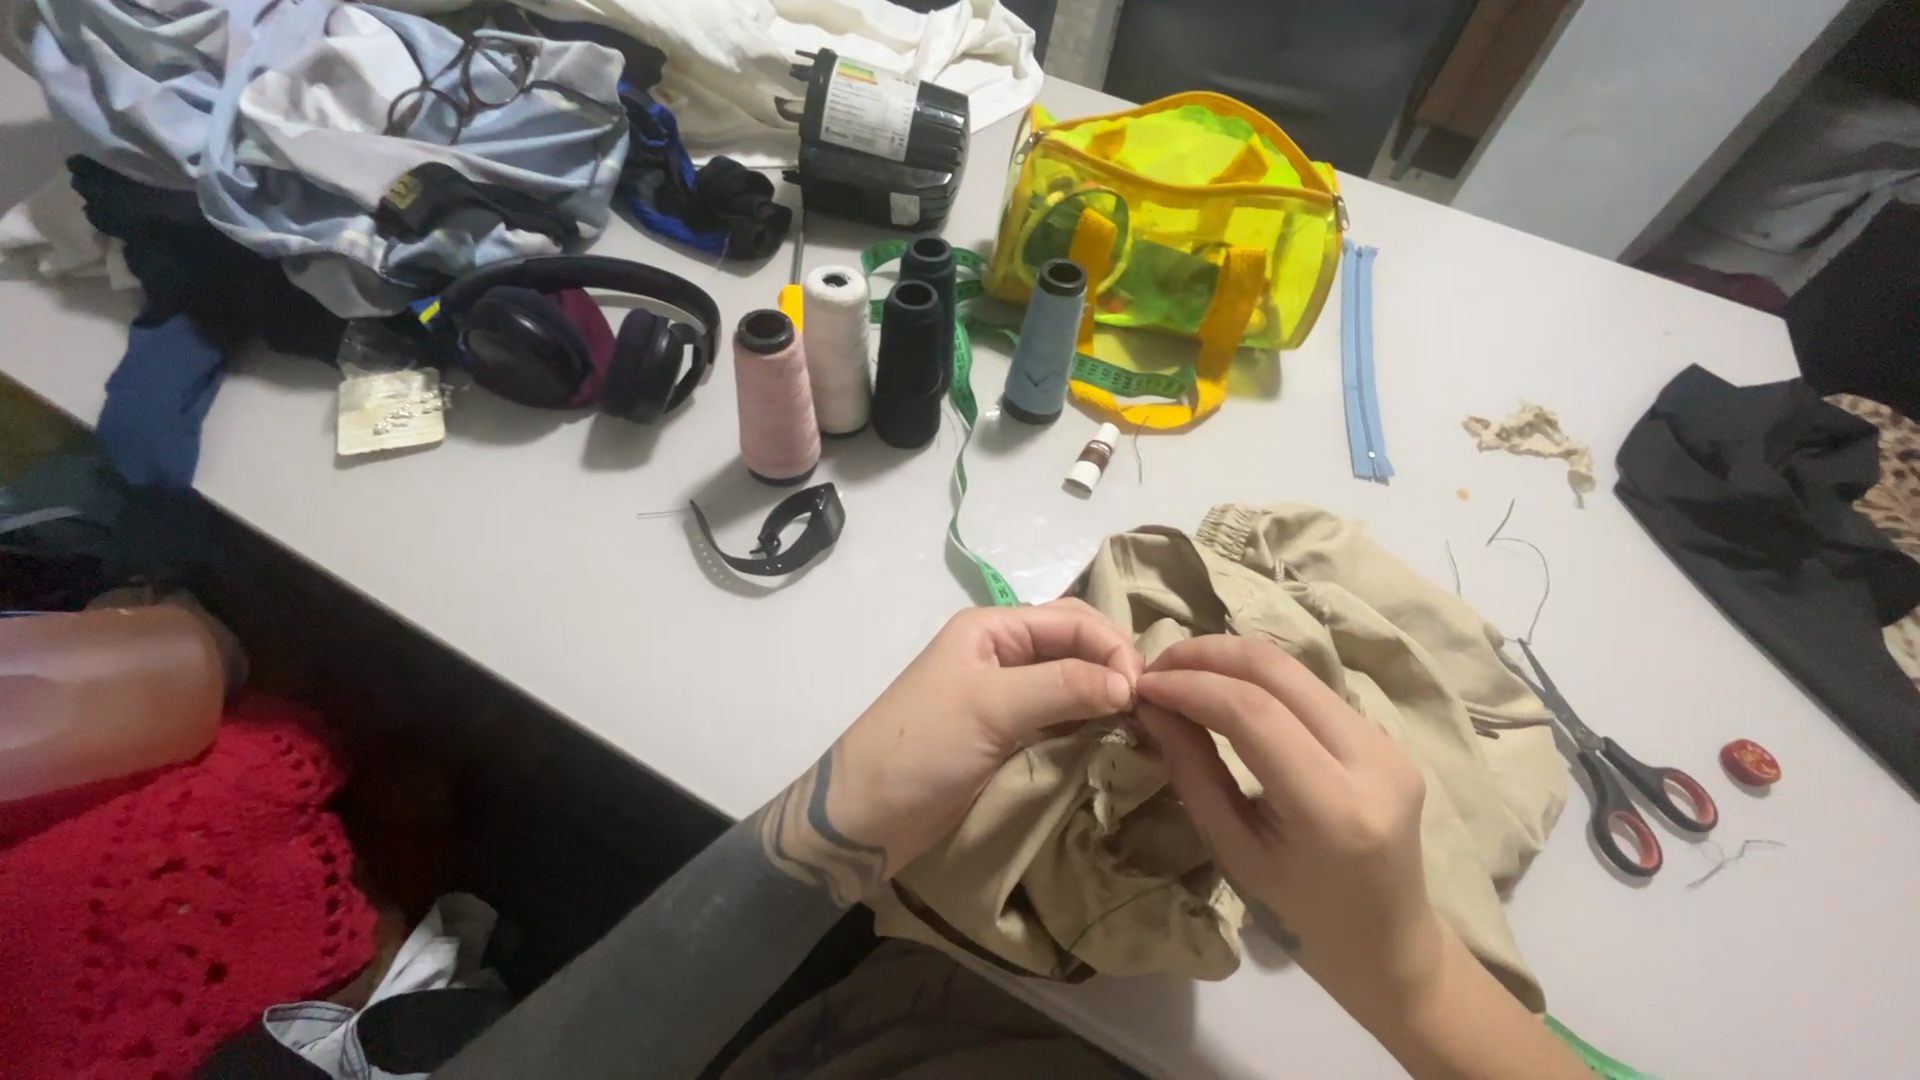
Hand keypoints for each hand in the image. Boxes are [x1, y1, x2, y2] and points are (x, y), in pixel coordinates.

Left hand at [759, 599, 1140, 905]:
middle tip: (1151, 705)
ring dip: (1105, 694)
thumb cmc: (921, 748)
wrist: (864, 817)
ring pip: (1070, 679)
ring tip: (1144, 722)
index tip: (1144, 691)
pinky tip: (1114, 737)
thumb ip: (1063, 686)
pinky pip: (1059, 714)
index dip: (1112, 647)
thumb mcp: (992, 708)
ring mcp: (1004, 693)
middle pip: (1074, 644)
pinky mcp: (1007, 732)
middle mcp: (1001, 651)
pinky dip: (1088, 721)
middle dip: (1113, 665)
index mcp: (992, 627)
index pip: (1071, 620)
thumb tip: (1131, 681)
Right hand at [1135, 635, 1443, 1014]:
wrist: (1389, 944)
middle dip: (1205, 655)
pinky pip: (1308, 686)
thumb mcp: (1232, 850)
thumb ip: (1192, 770)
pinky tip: (1220, 689)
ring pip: (1293, 668)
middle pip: (1277, 669)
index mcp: (1335, 808)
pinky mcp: (1385, 734)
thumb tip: (1152, 706)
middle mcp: (1373, 761)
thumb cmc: (1300, 914)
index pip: (1253, 712)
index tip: (1142, 685)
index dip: (1189, 686)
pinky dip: (1254, 677)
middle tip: (1156, 667)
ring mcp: (1387, 741)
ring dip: (1227, 659)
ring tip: (1179, 674)